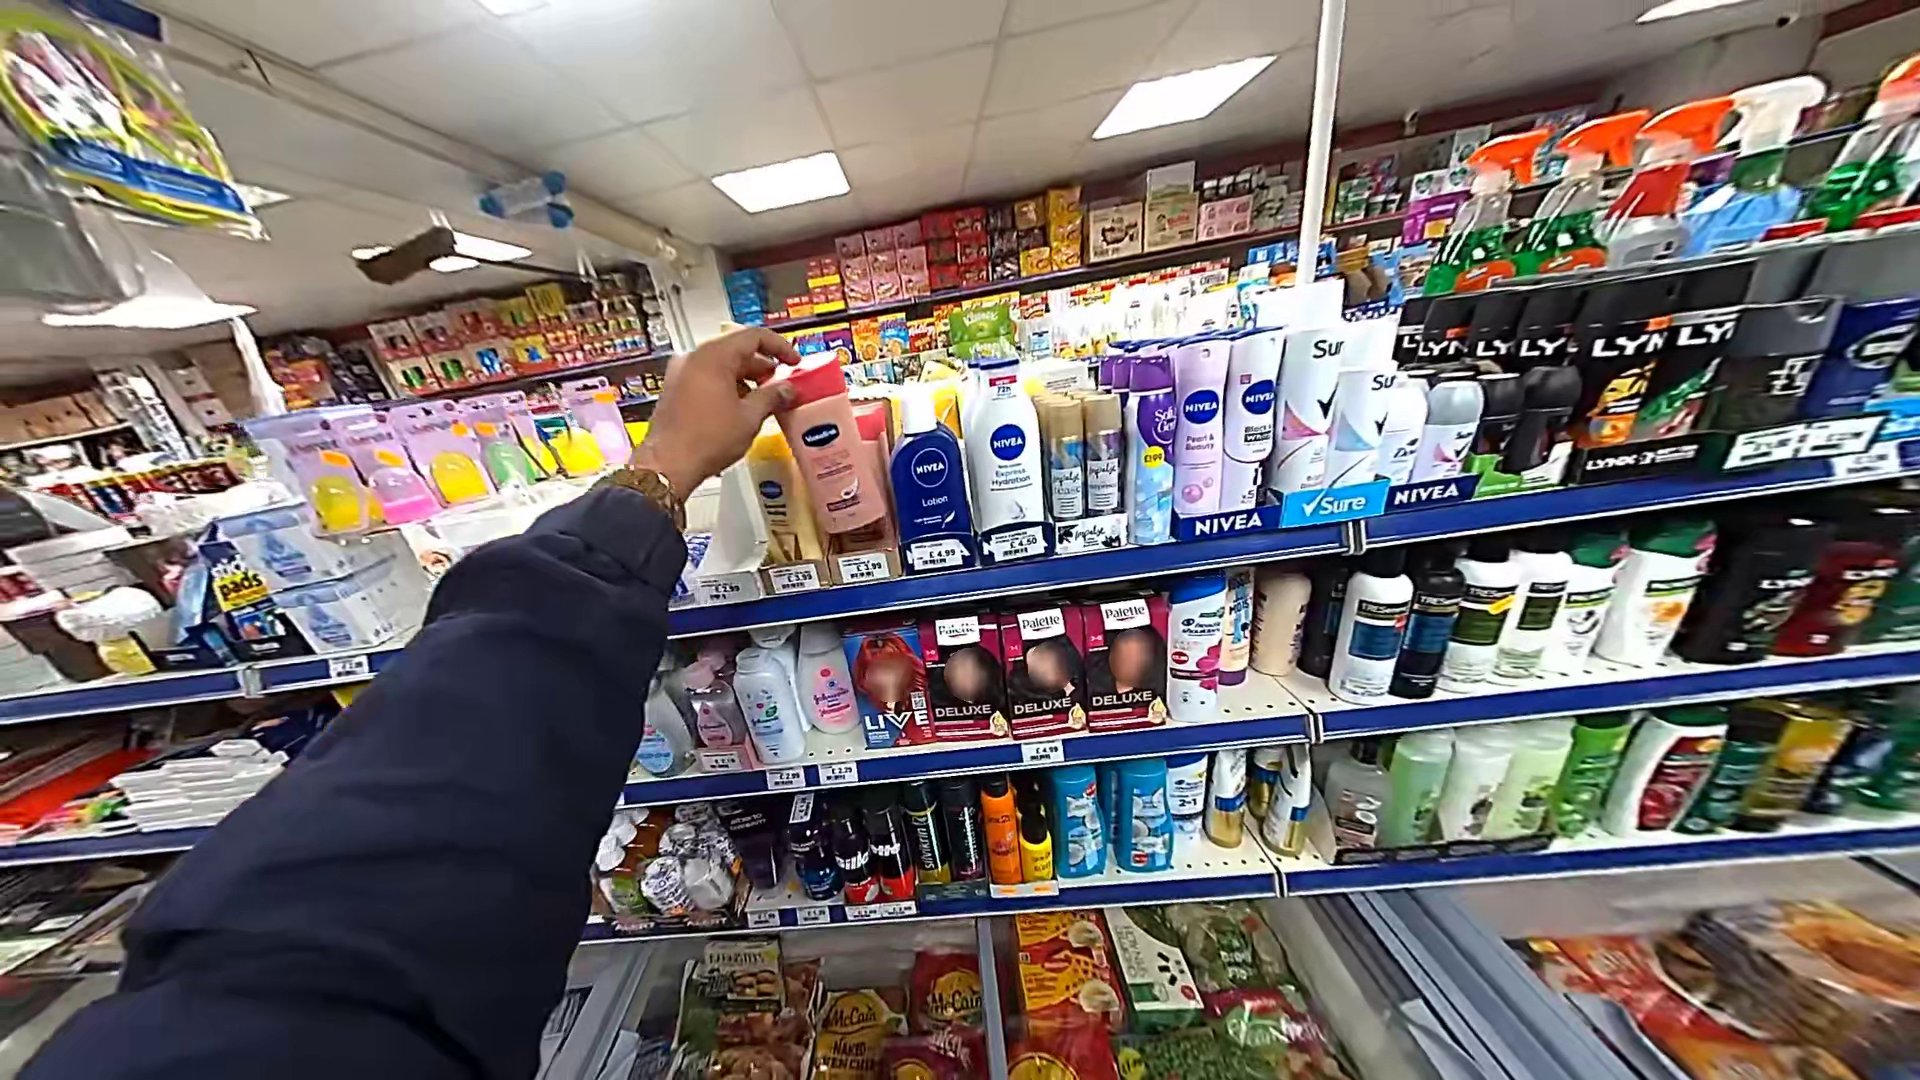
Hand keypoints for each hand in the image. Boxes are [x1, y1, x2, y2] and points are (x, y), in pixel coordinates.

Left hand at [630, 328, 800, 492]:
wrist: (669, 463)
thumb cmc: (709, 439)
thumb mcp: (750, 417)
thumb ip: (772, 397)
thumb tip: (787, 389)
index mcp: (714, 356)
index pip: (753, 336)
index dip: (779, 347)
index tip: (794, 362)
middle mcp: (694, 358)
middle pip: (736, 349)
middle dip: (763, 365)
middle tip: (781, 384)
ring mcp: (681, 372)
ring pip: (721, 364)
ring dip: (746, 378)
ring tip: (764, 400)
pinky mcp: (675, 389)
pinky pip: (707, 377)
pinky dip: (728, 385)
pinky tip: (741, 408)